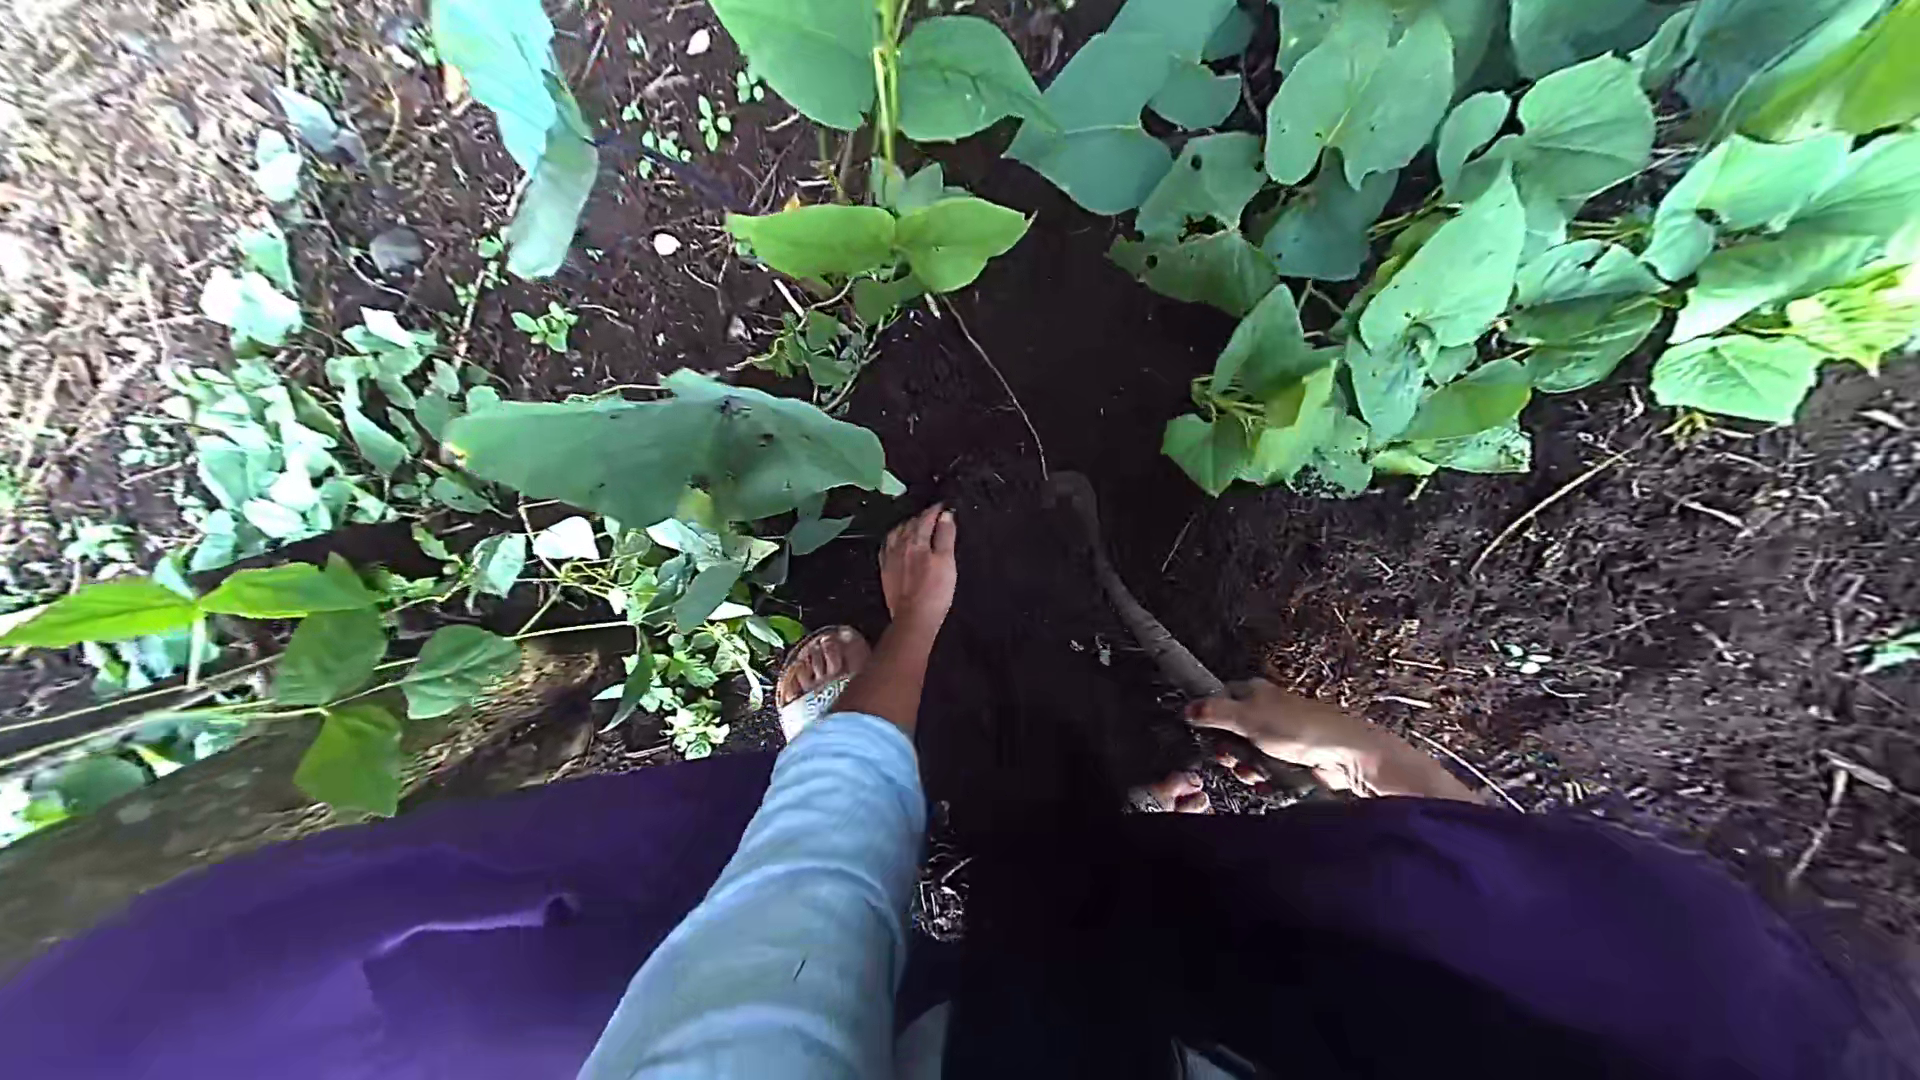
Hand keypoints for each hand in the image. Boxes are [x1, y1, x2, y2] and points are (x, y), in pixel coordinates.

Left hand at [880, 504, 956, 635]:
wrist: (914, 618)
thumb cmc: (935, 592)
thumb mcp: (947, 561)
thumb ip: (945, 536)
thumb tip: (945, 515)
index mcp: (916, 541)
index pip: (926, 518)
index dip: (936, 510)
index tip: (943, 506)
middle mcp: (899, 545)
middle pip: (910, 523)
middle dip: (922, 516)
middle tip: (934, 514)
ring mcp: (890, 557)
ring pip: (897, 532)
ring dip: (907, 525)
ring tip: (916, 524)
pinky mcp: (885, 570)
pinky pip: (887, 546)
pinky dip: (894, 538)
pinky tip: (897, 541)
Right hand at [1185, 679, 1383, 791]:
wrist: (1347, 755)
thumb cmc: (1303, 727)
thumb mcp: (1247, 717)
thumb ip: (1213, 712)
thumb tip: (1186, 709)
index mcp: (1253, 692)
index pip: (1218, 698)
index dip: (1208, 715)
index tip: (1203, 731)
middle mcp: (1265, 711)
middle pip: (1230, 730)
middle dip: (1228, 748)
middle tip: (1229, 756)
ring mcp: (1278, 736)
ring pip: (1246, 752)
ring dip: (1245, 766)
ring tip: (1253, 771)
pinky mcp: (1290, 758)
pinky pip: (1265, 769)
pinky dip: (1263, 777)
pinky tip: (1266, 780)